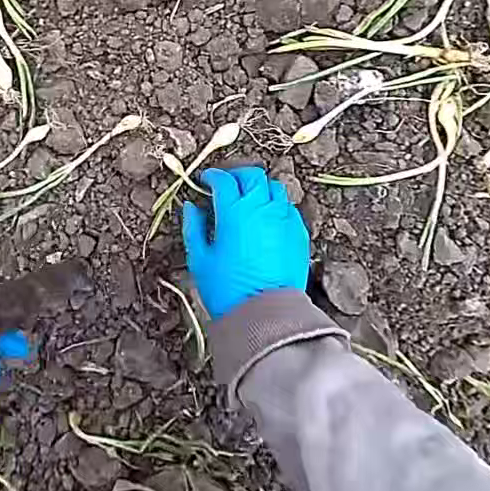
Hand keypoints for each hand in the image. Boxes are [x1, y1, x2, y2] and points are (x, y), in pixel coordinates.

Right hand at [181, 166, 310, 319]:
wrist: (265, 314)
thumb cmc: (228, 291)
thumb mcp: (200, 259)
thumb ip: (193, 228)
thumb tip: (191, 207)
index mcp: (235, 211)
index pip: (224, 180)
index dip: (212, 176)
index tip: (205, 181)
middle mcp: (262, 208)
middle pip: (253, 175)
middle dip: (238, 175)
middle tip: (227, 185)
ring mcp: (284, 218)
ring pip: (274, 188)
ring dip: (259, 188)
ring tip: (248, 200)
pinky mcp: (299, 232)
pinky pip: (288, 208)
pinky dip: (275, 206)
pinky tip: (266, 220)